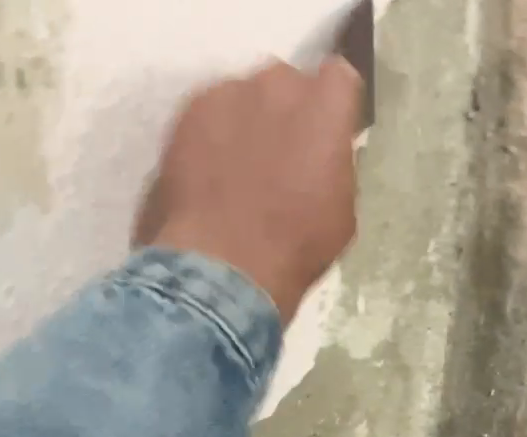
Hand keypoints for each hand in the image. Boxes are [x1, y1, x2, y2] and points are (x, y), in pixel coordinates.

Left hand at [135, 59, 365, 323]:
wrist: (223, 267)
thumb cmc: (295, 249)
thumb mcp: (341, 213)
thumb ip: (335, 167)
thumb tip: (324, 157)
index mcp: (325, 108)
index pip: (338, 79)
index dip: (331, 109)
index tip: (326, 136)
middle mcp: (276, 84)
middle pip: (285, 84)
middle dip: (286, 113)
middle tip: (280, 158)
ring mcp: (226, 94)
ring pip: (243, 97)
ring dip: (246, 124)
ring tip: (237, 172)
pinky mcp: (186, 113)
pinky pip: (207, 115)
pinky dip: (211, 137)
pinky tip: (209, 177)